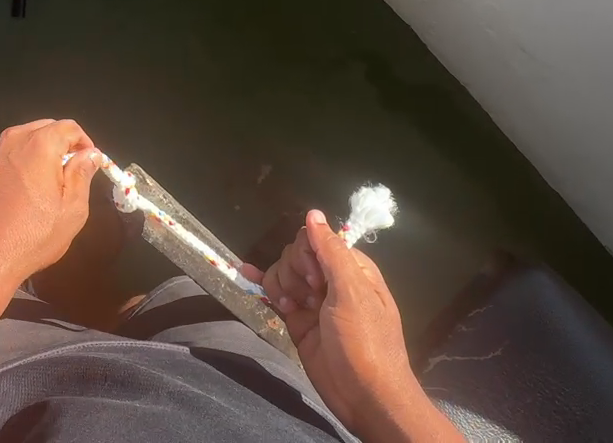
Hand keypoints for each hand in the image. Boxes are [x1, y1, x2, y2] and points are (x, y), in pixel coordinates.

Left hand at [0, 119, 103, 289]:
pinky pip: (7, 152)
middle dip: (63, 145)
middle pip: (46, 127)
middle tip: (70, 174)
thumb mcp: (71, 209)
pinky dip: (20, 160)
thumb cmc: (32, 235)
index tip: (89, 165)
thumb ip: (82, 174)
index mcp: (39, 143)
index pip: (70, 127)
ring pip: (25, 138)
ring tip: (46, 183)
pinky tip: (21, 189)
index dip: (85, 143)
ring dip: (40, 152)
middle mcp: (13, 138)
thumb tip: (91, 154)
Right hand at [242, 211, 460, 442]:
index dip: (307, 254)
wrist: (366, 399)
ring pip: (282, 272)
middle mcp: (331, 280)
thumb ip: (330, 252)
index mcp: (351, 269)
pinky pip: (275, 293)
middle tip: (310, 299)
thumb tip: (313, 213)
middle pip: (295, 254)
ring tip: (294, 309)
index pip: (316, 239)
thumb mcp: (352, 294)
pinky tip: (247, 273)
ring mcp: (313, 300)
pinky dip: (263, 284)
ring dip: (281, 286)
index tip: (314, 279)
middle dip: (294, 272)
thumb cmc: (365, 343)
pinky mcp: (298, 320)